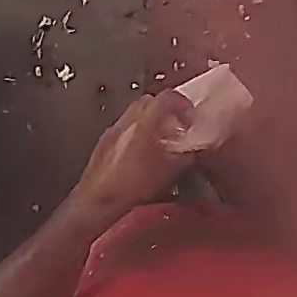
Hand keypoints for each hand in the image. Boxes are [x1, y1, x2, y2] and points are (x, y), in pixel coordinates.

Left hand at [67, 91, 196, 223]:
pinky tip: (141, 151)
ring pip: (136, 112)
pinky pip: (125, 126)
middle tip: (177, 125)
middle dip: (166, 110)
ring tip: (161, 138)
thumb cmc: (133, 185)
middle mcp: (128, 120)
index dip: (183, 104)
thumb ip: (188, 155)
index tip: (190, 116)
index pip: (168, 97)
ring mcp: (114, 129)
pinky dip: (137, 131)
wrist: (99, 199)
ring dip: (151, 120)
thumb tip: (197, 148)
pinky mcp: (104, 140)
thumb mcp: (170, 171)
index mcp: (145, 122)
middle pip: (151, 101)